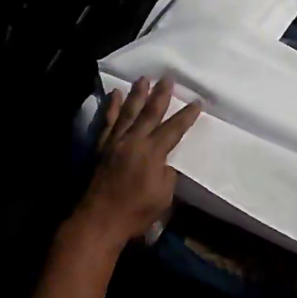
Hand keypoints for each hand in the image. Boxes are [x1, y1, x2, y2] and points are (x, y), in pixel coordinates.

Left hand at [73, 77, 203, 245]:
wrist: (99, 219)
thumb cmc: (135, 213)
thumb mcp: (163, 197)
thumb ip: (167, 174)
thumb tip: (166, 161)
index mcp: (153, 153)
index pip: (174, 129)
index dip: (186, 115)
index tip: (197, 102)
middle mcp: (134, 141)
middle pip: (150, 112)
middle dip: (161, 95)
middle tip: (168, 78)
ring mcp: (115, 142)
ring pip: (128, 111)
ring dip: (137, 94)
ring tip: (143, 78)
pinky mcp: (101, 147)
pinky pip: (108, 121)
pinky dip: (111, 107)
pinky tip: (115, 94)